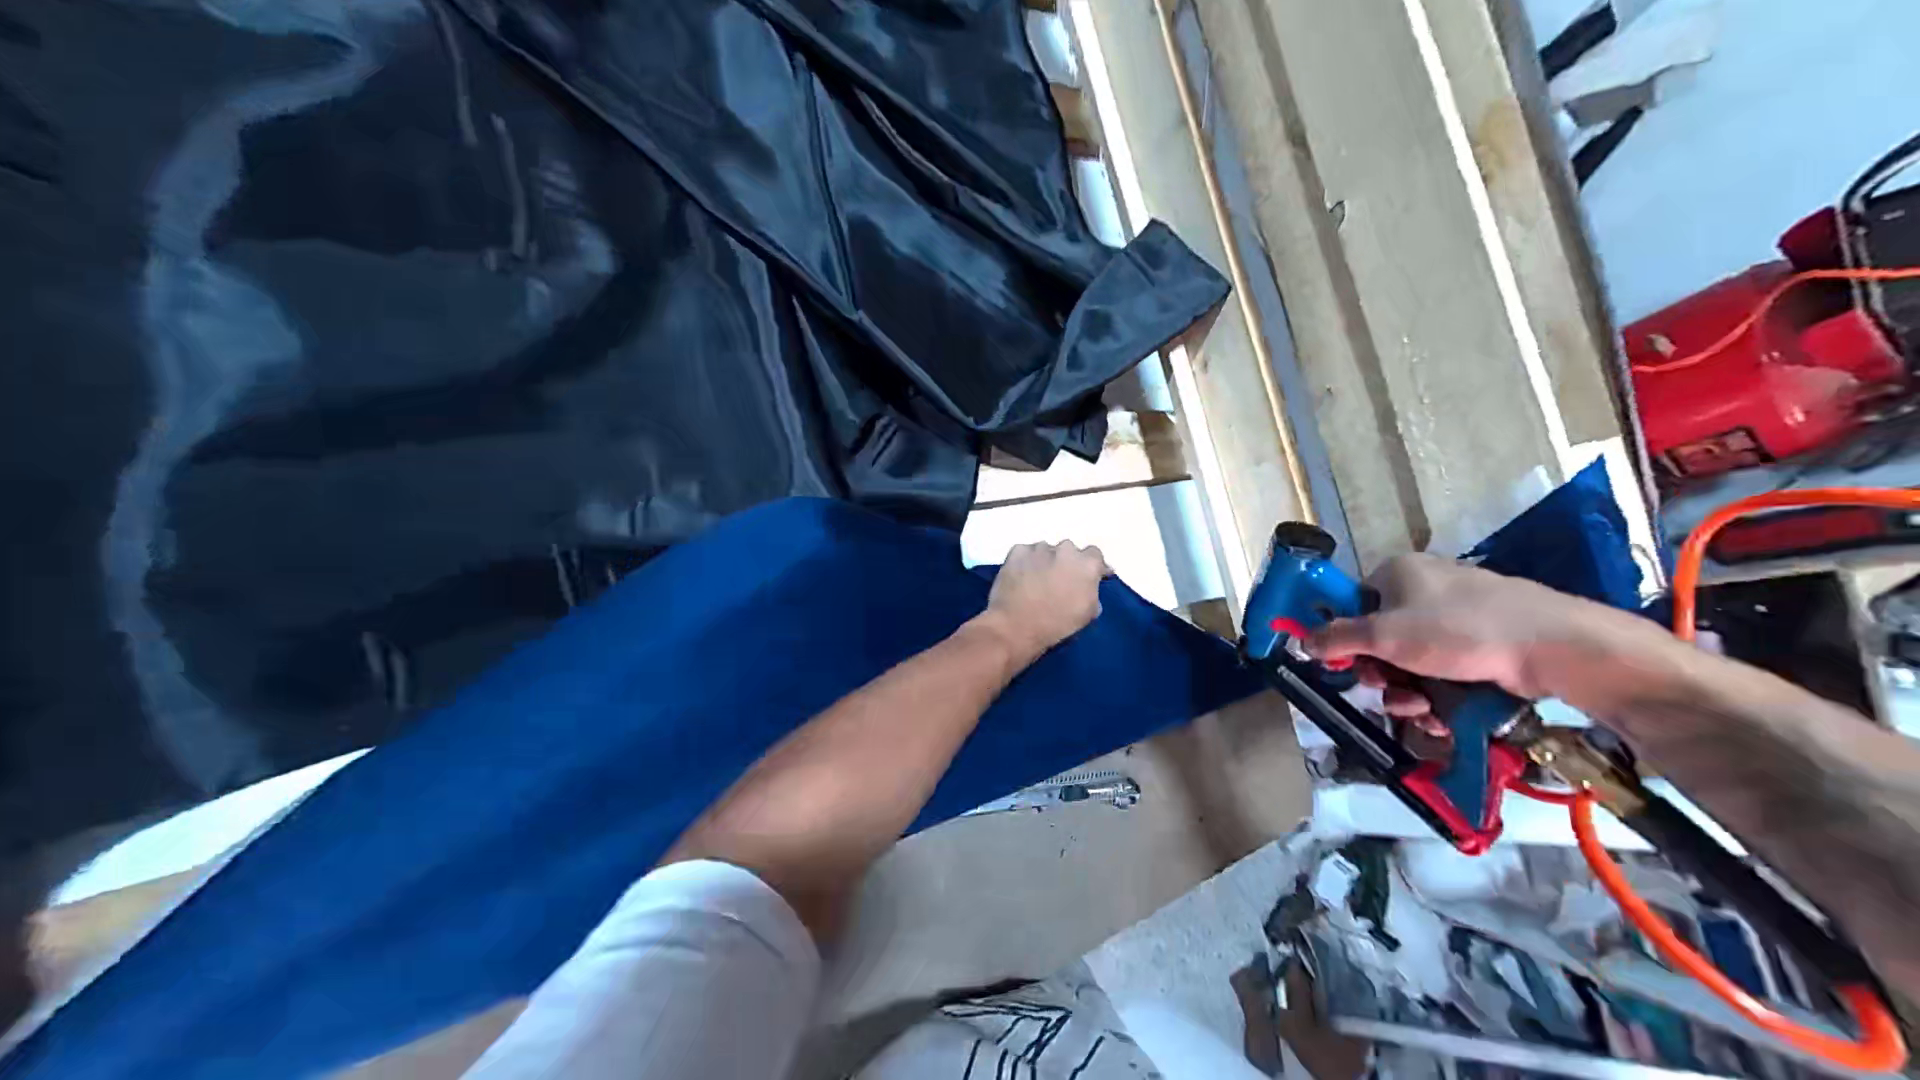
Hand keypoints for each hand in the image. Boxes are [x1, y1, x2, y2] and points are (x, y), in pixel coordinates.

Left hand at [974, 541, 1107, 662]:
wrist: (1016, 626)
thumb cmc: (1057, 624)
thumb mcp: (1088, 614)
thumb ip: (1093, 593)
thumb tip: (1089, 587)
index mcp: (1087, 564)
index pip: (1095, 556)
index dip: (1090, 567)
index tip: (1087, 578)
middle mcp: (1065, 549)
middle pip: (1069, 551)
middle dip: (1067, 563)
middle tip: (1059, 581)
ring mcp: (1039, 548)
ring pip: (1046, 551)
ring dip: (1046, 562)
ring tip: (1037, 581)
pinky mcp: (1017, 550)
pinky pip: (1026, 553)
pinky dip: (1025, 562)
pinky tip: (1021, 578)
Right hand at [1302, 553, 1635, 703]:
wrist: (1552, 645)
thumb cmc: (1457, 630)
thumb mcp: (1384, 636)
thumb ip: (1336, 638)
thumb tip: (1301, 641)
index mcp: (1398, 572)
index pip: (1353, 603)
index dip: (1345, 636)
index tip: (1345, 664)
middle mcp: (1425, 587)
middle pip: (1380, 636)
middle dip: (1380, 672)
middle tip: (1386, 691)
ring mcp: (1458, 615)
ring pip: (1412, 659)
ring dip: (1407, 691)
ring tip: (1420, 711)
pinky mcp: (1486, 642)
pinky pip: (1445, 668)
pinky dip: (1438, 693)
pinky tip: (1442, 714)